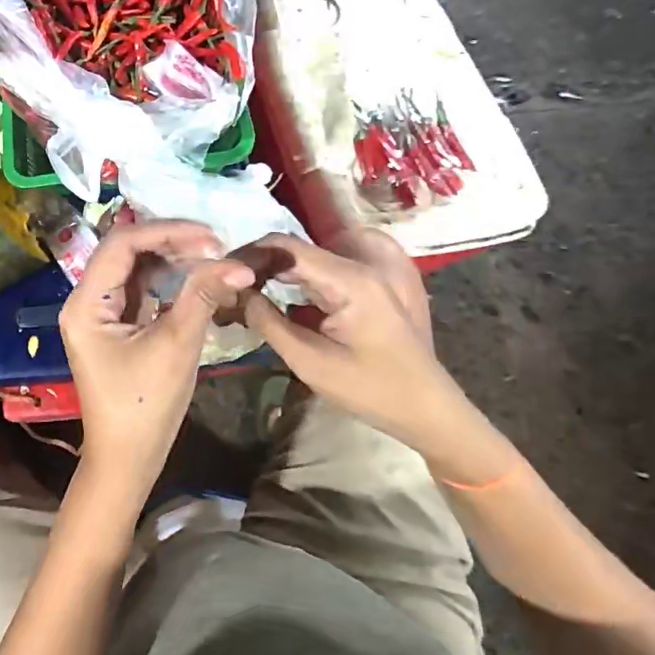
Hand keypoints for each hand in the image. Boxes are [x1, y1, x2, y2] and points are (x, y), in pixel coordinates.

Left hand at [59, 220, 254, 487]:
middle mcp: (86, 300)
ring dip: (171, 258)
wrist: (127, 461)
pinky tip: (195, 274)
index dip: (167, 231)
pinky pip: (140, 289)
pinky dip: (167, 279)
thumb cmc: (145, 407)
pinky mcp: (115, 325)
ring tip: (211, 255)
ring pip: (135, 268)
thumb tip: (240, 262)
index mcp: (86, 303)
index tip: (210, 236)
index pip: (122, 244)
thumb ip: (203, 295)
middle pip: (127, 251)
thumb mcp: (177, 345)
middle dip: (171, 242)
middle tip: (215, 244)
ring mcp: (100, 313)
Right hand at [233, 230, 461, 450]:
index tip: (225, 273)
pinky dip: (314, 268)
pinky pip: (339, 257)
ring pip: (318, 249)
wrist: (430, 408)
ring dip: (288, 264)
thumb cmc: (371, 391)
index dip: (250, 255)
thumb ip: (268, 322)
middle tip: (240, 287)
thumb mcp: (310, 362)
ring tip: (264, 288)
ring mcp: (382, 264)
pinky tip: (304, 292)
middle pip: (302, 246)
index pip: (287, 247)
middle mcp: (368, 260)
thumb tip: (237, 292)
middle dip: (266, 262)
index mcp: (351, 279)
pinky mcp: (387, 274)